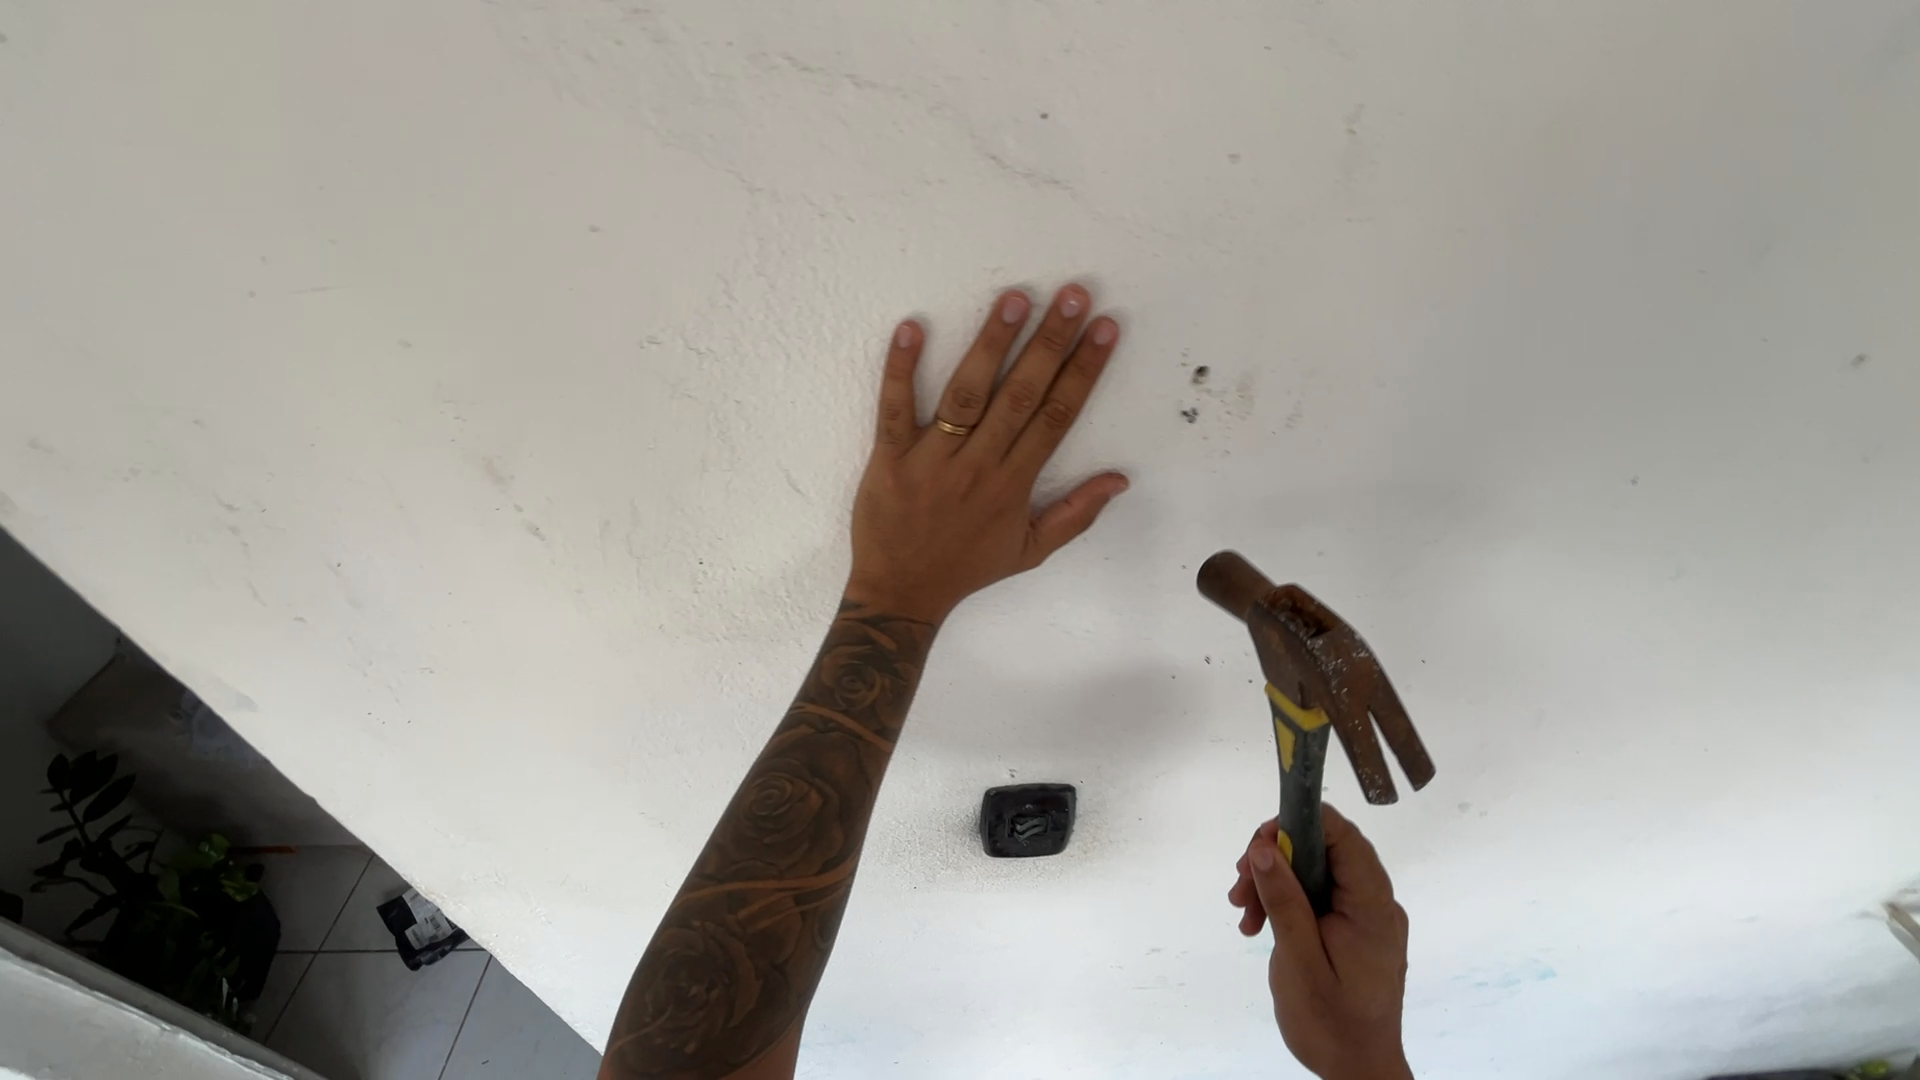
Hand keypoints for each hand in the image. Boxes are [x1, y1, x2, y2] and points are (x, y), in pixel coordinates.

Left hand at [843, 284, 1128, 623]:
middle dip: (1050, 342)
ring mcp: (932, 460)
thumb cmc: (966, 569)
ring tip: (1014, 299)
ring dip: (990, 345)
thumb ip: (1076, 514)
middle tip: (1073, 295)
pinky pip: (894, 409)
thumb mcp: (1030, 551)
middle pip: (1020, 396)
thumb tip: (1119, 479)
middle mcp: (978, 467)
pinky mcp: (890, 458)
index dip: (1083, 371)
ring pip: (966, 395)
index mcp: (1013, 485)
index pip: (1056, 417)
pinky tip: (912, 327)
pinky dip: (901, 369)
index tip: (1104, 330)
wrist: (902, 593)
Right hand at [1228, 806, 1413, 1079]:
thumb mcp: (1299, 959)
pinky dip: (1283, 899)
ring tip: (1244, 912)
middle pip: (1322, 849)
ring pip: (1313, 870)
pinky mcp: (1350, 928)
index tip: (1258, 842)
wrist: (1357, 1074)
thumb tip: (1262, 845)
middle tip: (1240, 885)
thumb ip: (1283, 899)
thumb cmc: (1330, 1021)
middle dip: (1274, 858)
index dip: (1299, 823)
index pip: (1343, 836)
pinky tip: (1258, 923)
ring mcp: (1363, 915)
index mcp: (1372, 907)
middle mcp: (1374, 903)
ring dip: (1272, 881)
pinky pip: (1315, 894)